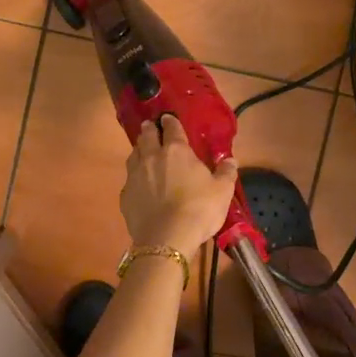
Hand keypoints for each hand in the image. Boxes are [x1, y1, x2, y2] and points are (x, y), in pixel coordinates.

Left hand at [120, 115, 237, 253]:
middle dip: (150, 129)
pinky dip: (134, 177)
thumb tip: (230, 160)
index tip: (168, 117)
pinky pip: (129, 179)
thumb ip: (226, 173)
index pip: (172, 128)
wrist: (166, 239)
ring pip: (134, 155)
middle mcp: (152, 157)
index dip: (170, 121)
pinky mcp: (125, 195)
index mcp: (176, 151)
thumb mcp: (222, 191)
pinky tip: (139, 184)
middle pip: (147, 136)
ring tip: (143, 150)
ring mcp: (135, 176)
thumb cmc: (199, 209)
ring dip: (139, 149)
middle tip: (151, 127)